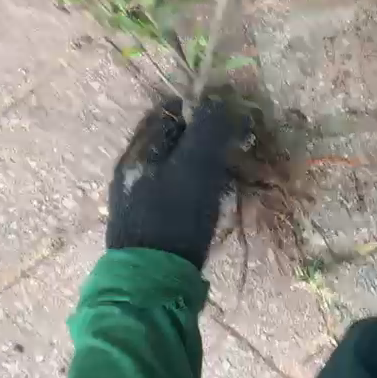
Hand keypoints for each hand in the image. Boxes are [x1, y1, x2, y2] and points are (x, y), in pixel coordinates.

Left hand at [107, 96, 243, 268]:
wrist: (154, 277)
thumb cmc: (175, 216)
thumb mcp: (195, 167)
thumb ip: (208, 130)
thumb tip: (221, 100)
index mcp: (140, 150)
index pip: (170, 110)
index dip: (203, 108)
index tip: (233, 115)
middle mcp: (136, 165)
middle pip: (177, 135)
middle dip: (211, 134)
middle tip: (240, 143)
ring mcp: (143, 191)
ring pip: (182, 160)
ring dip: (210, 158)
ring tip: (236, 168)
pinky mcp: (155, 213)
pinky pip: (182, 183)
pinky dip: (204, 180)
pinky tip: (220, 192)